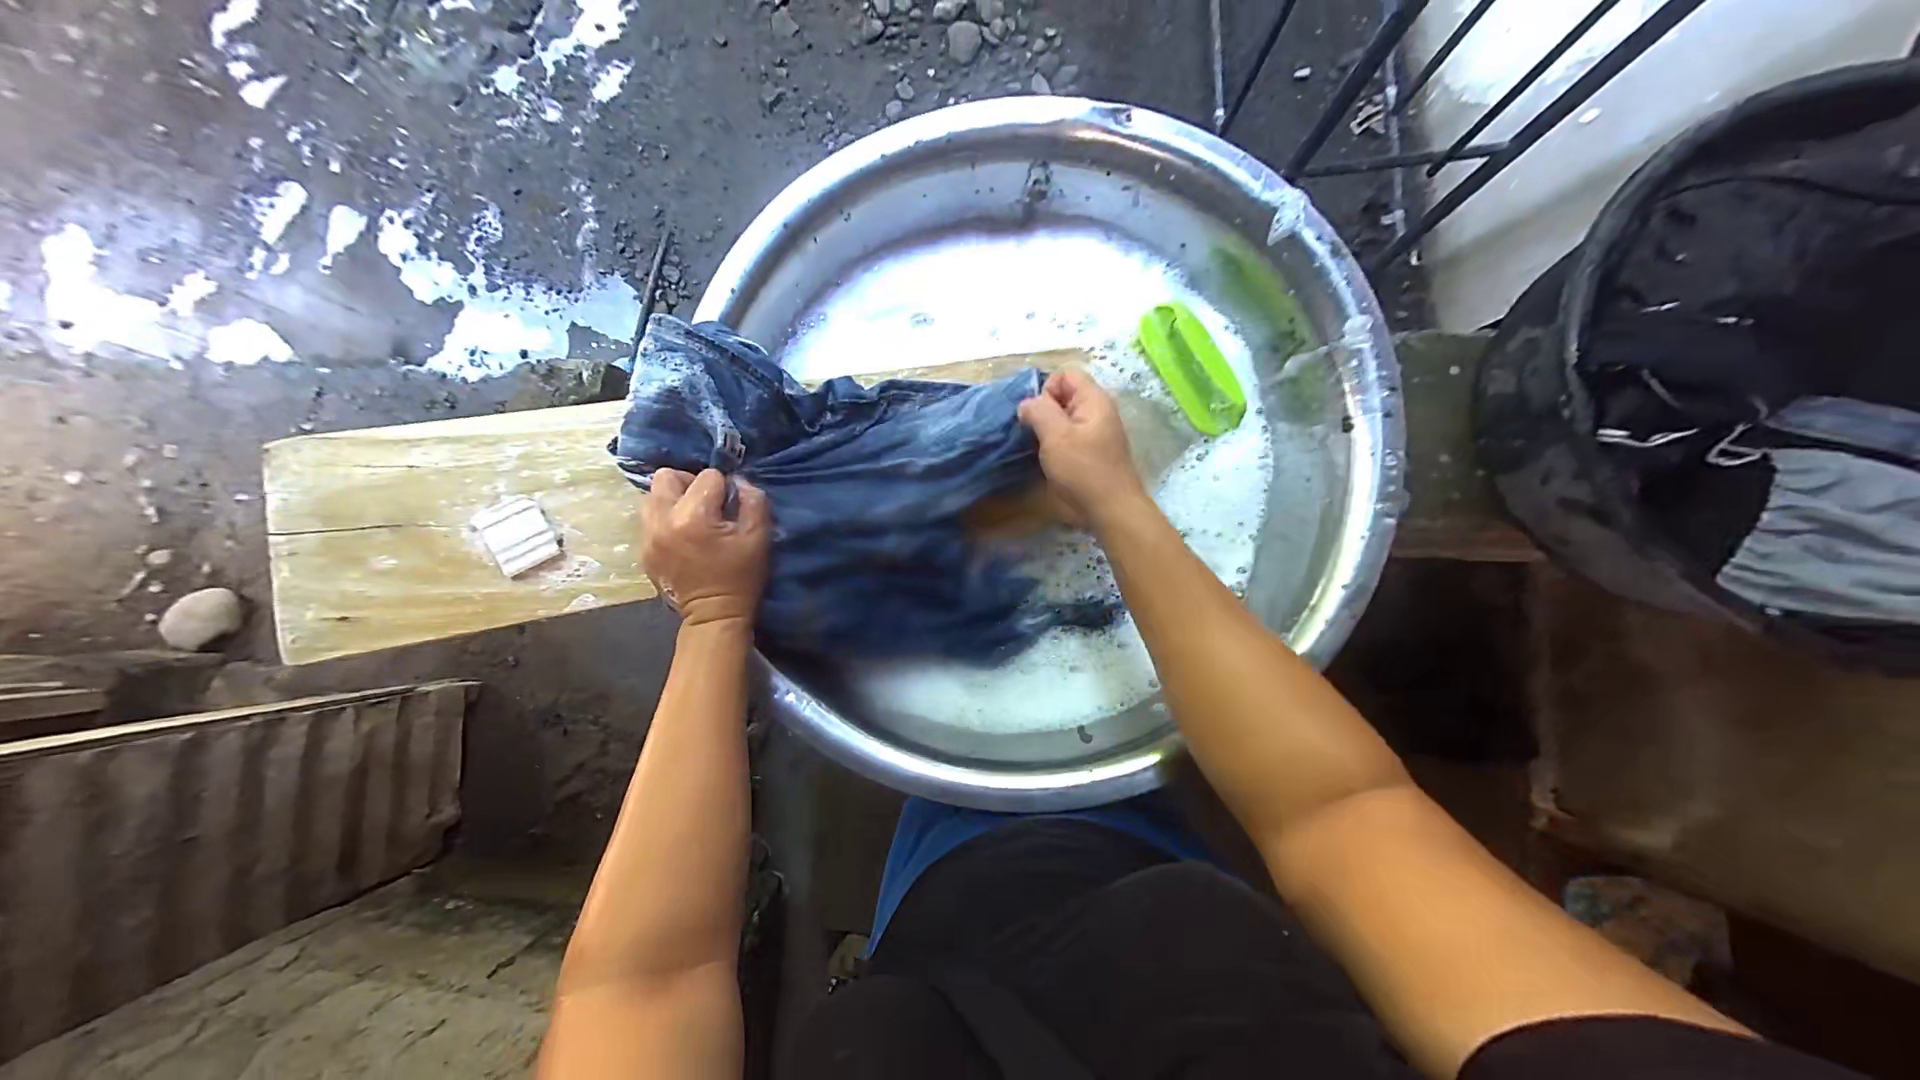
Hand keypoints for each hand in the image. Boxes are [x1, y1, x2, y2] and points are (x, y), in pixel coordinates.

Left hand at [642, 468, 770, 627]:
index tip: (730, 507)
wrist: (714, 615)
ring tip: (691, 518)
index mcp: (694, 515)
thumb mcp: (759, 537)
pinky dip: (665, 519)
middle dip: (690, 483)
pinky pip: (649, 519)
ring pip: (652, 496)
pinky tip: (683, 537)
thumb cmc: (741, 576)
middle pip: (666, 477)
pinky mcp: (643, 550)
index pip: (707, 476)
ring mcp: (648, 536)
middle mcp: (663, 520)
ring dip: (673, 500)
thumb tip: (738, 483)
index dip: (724, 487)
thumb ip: (753, 501)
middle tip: (706, 503)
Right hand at [1017, 369, 1147, 527]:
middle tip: (1036, 436)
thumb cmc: (1083, 470)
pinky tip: (1050, 461)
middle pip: (1063, 396)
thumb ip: (1038, 411)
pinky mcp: (1092, 452)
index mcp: (1094, 399)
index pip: (1064, 375)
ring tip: (1040, 450)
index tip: (1038, 417)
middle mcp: (1097, 411)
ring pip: (1064, 418)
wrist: (1110, 509)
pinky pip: (1069, 437)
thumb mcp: (1056, 436)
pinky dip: (1056, 444)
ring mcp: (1096, 432)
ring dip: (1048, 430)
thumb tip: (1026, 404)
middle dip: (1044, 411)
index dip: (1046, 390)